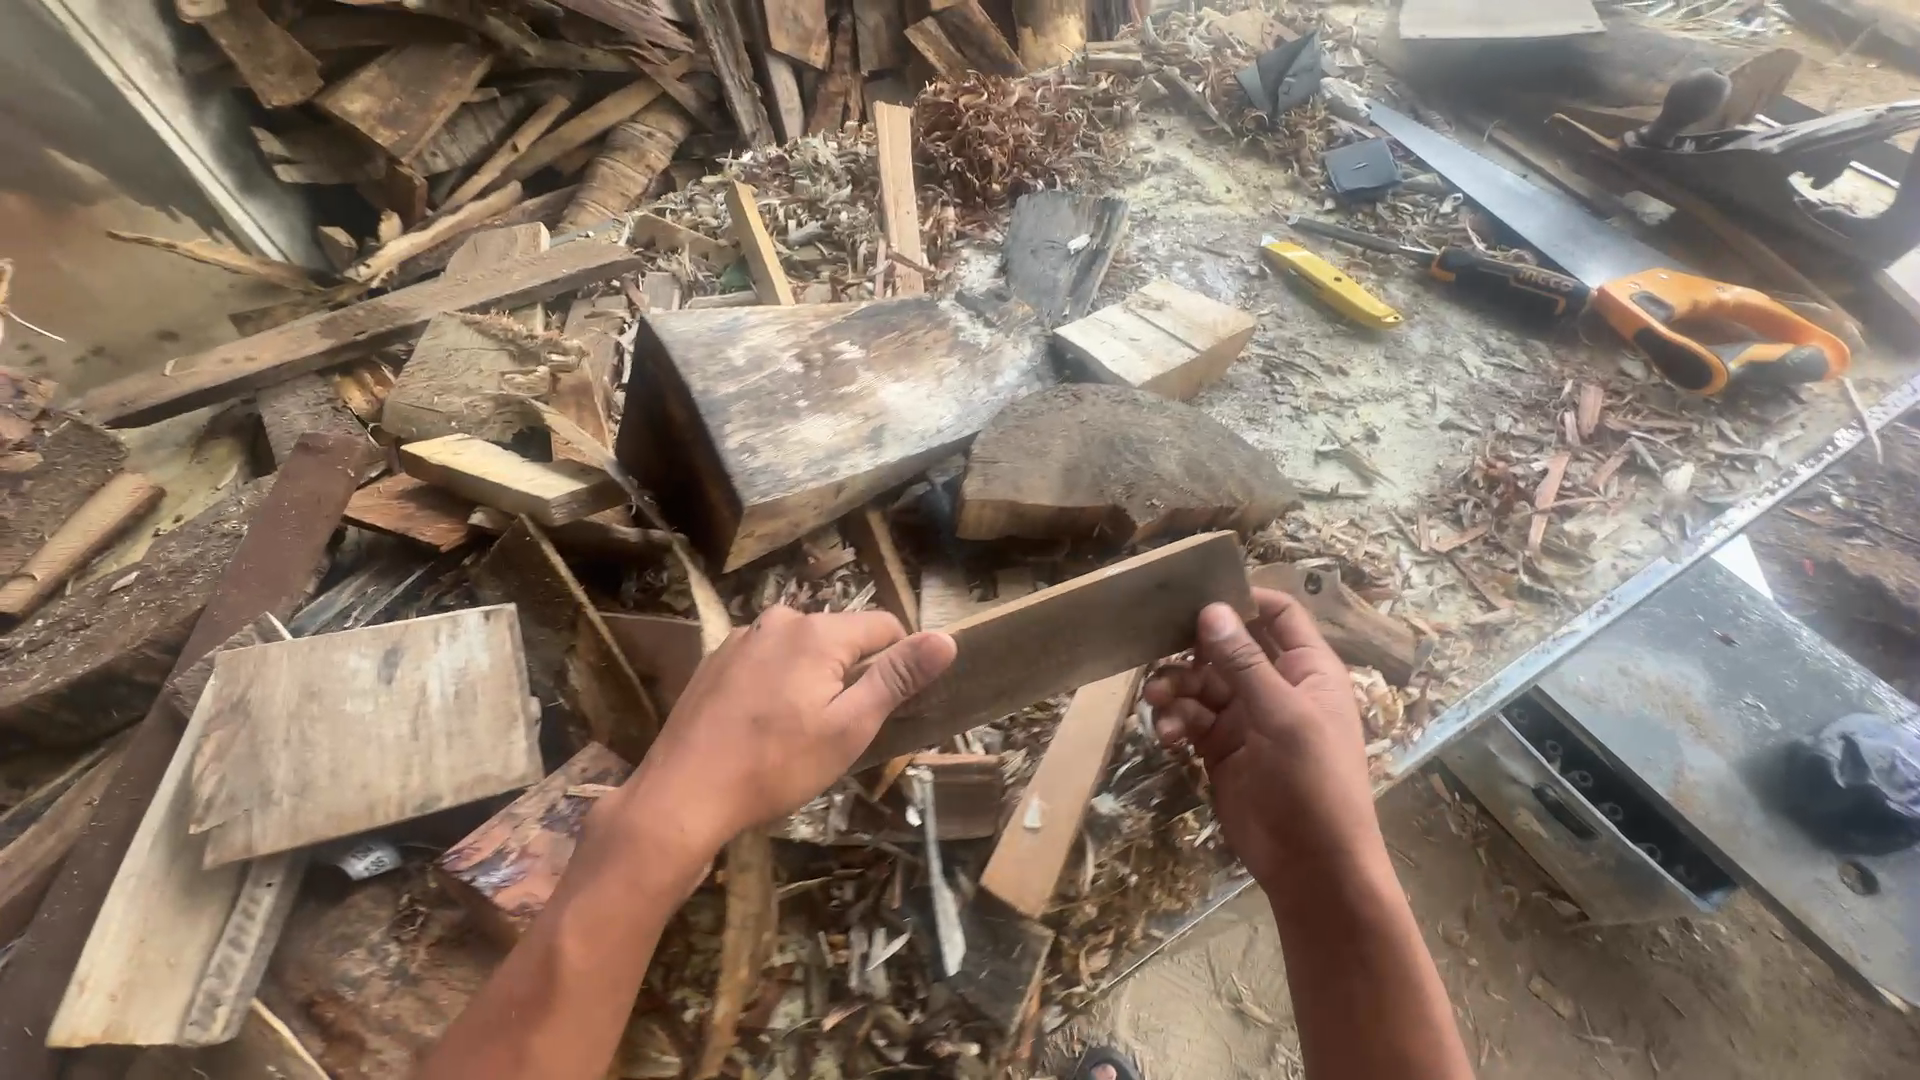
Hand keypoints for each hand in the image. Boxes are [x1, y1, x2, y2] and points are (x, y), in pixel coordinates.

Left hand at [619, 606, 956, 855]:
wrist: (682, 795)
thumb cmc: (776, 766)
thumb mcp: (850, 727)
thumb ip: (898, 678)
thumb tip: (946, 639)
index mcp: (819, 633)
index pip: (884, 626)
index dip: (897, 663)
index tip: (886, 706)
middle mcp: (780, 620)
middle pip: (841, 636)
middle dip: (850, 673)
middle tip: (838, 728)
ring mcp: (742, 638)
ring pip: (802, 649)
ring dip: (812, 678)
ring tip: (797, 731)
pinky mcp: (716, 660)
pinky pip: (766, 660)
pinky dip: (777, 682)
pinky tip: (761, 725)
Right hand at [1143, 589, 1381, 886]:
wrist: (1312, 867)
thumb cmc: (1316, 783)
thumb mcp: (1284, 717)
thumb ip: (1245, 663)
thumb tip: (1211, 610)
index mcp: (1307, 670)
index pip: (1278, 614)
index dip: (1242, 600)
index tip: (1198, 595)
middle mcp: (1274, 686)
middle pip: (1226, 647)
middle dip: (1192, 651)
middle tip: (1159, 651)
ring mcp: (1245, 718)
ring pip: (1200, 683)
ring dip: (1175, 689)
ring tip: (1156, 703)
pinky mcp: (1219, 747)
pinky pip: (1189, 719)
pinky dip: (1174, 722)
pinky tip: (1167, 737)